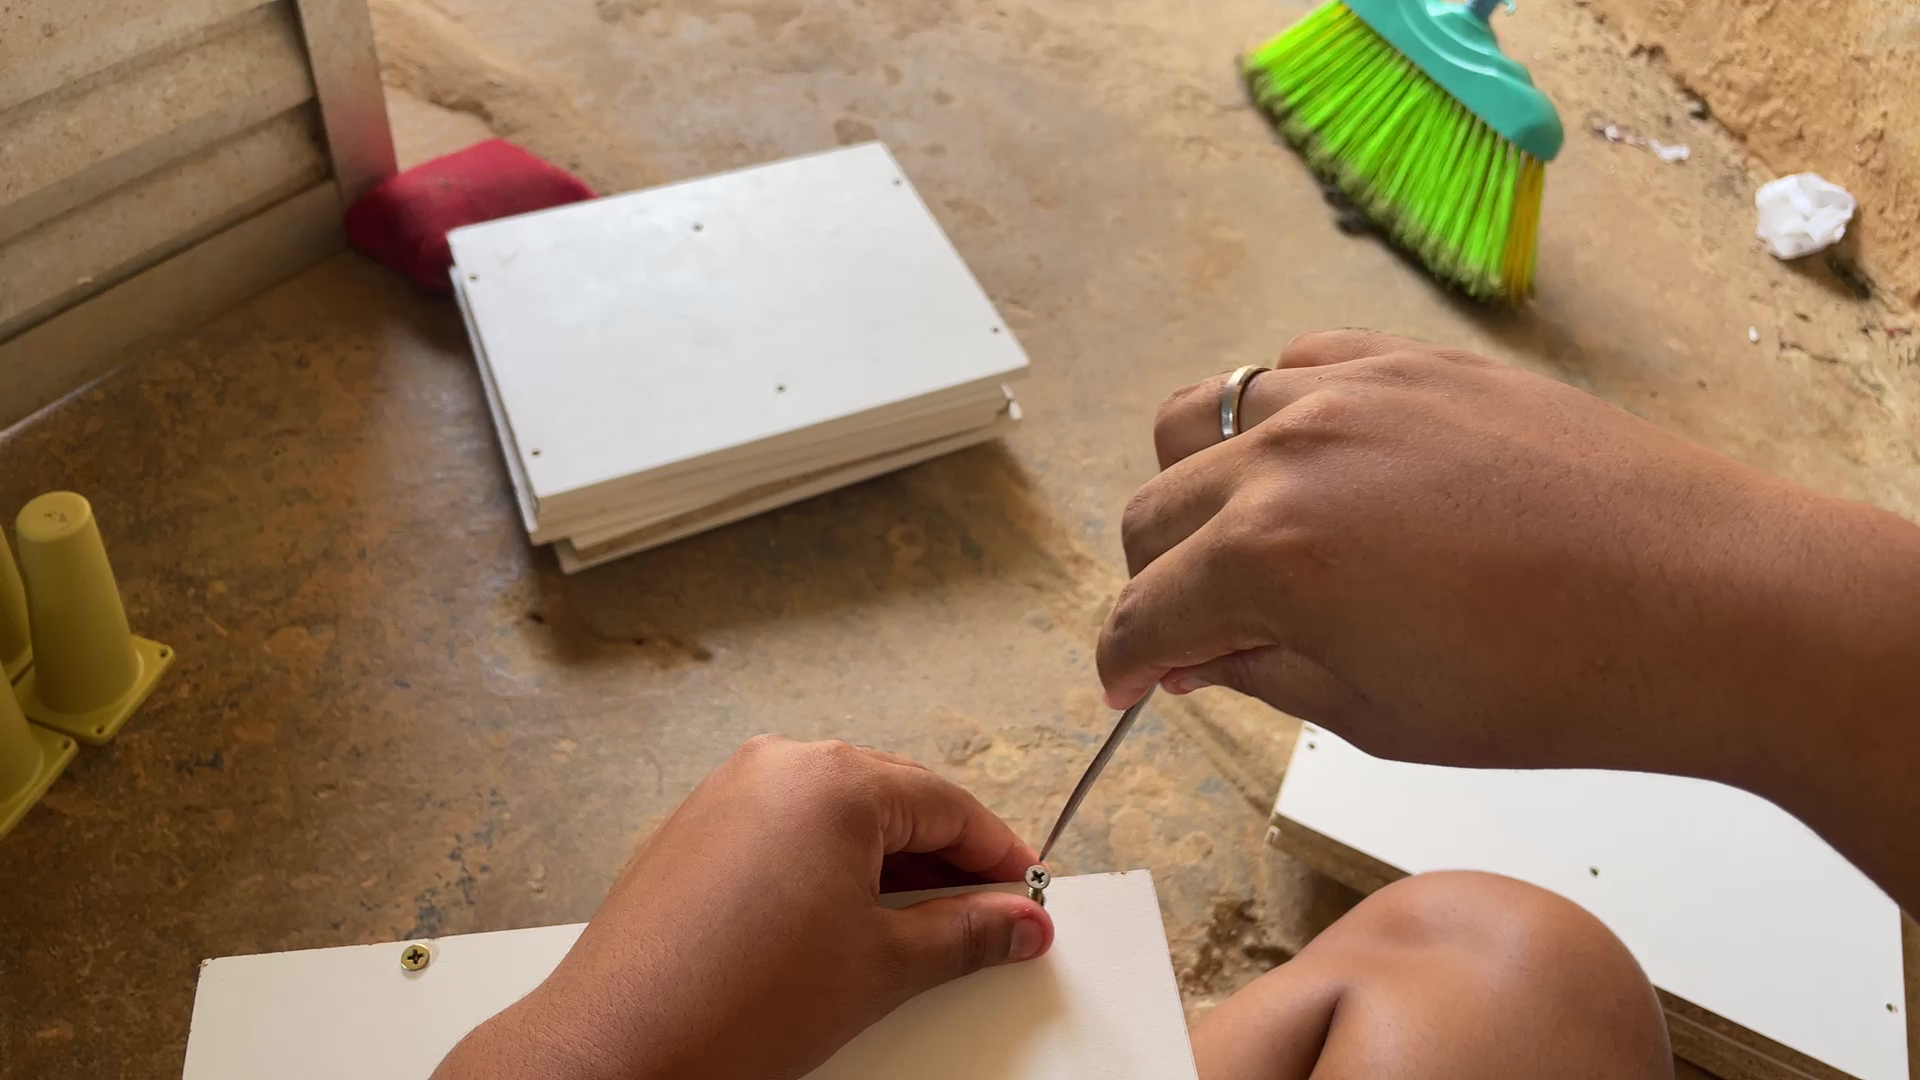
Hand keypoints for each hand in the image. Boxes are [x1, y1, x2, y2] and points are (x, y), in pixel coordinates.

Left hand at [432, 737, 1051, 1079]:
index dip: (994, 850)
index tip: (1023, 888)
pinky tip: (844, 909)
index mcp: (836, 778)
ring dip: (889, 858)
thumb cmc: (742, 1005)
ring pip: (843, 810)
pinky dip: (832, 857)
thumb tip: (1019, 922)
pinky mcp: (705, 816)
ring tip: (916, 920)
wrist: (608, 1054)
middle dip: (944, 856)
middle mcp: (785, 760)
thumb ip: (966, 932)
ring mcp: (738, 783)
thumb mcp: (880, 965)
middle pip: (895, 800)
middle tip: (981, 910)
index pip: (946, 804)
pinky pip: (793, 821)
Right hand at [1100, 330, 1919, 795]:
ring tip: (1239, 527)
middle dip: (1151, 582)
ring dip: (1190, 490)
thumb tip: (1185, 654)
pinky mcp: (1398, 360)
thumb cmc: (1542, 687)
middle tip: (1195, 621)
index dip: (1120, 659)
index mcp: (1270, 558)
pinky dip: (1265, 425)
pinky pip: (1281, 372)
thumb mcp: (1366, 714)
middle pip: (1148, 515)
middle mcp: (1281, 458)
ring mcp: (1339, 393)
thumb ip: (1247, 671)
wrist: (1716, 606)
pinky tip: (1308, 464)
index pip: (1143, 613)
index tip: (1122, 683)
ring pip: (1189, 422)